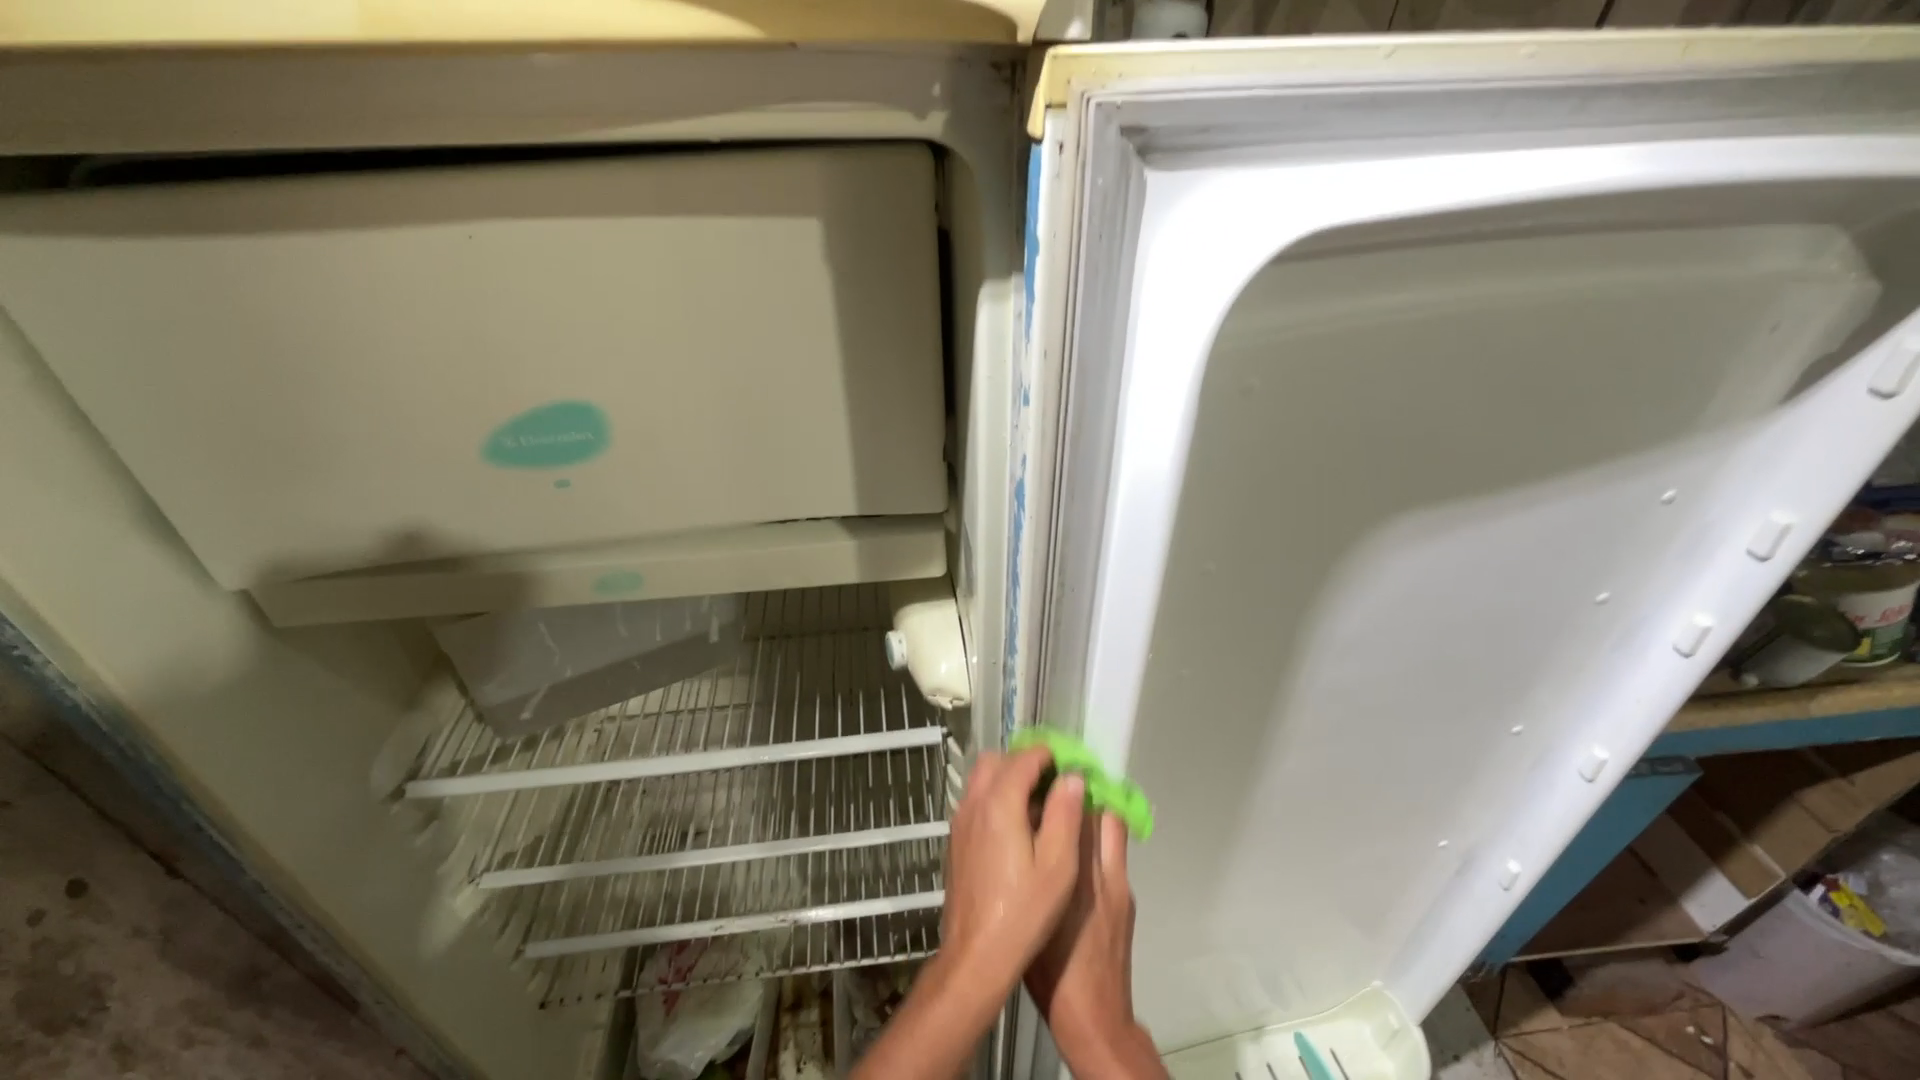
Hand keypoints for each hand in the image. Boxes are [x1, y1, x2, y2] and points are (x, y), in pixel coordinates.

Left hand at [941, 747, 1085, 990]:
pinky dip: (996, 798)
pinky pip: (976, 801)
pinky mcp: (956, 841)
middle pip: (998, 760)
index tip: (1074, 768)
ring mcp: (960, 823)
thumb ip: (1066, 814)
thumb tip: (1073, 778)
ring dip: (1009, 779)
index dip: (1053, 756)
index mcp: (999, 803)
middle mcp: (973, 804)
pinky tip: (1019, 829)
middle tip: (1056, 784)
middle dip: (1027, 762)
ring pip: (982, 779)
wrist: (976, 954)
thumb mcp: (1059, 864)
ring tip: (1040, 806)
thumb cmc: (1024, 912)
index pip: (1026, 757)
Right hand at [1025, 812, 1158, 1071]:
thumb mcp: (1033, 914)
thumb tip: (1028, 833)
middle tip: (1060, 787)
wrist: (1092, 1016)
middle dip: (1083, 796)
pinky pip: (1114, 857)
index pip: (1077, 812)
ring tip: (1072, 814)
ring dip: (1096, 817)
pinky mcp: (1126, 901)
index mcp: (1073, 875)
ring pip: (1112, 831)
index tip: (1048, 772)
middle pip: (1102, 814)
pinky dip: (1101, 845)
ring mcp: (1118, 887)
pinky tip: (1082, 857)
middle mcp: (1101, 873)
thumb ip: (1034, 870)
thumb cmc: (1049, 969)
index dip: (1065, 787)